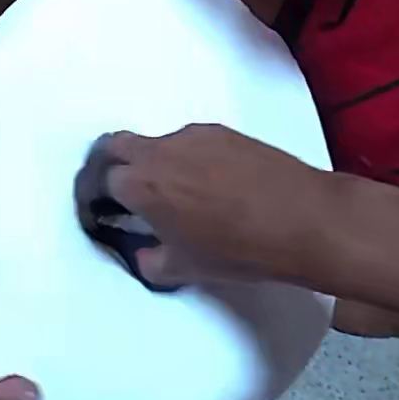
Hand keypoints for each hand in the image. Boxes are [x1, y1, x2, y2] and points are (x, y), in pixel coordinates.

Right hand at [89, 124, 337, 285]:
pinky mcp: (220, 131)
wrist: (303, 220)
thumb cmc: (238, 251)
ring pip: (155, 143)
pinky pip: (189, 142)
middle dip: (109, 166)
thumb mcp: (184, 269)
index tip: (102, 213)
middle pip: (115, 146)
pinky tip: (212, 182)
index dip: (96, 199)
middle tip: (122, 192)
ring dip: (152, 163)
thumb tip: (143, 251)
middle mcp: (158, 152)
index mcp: (140, 185)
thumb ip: (150, 259)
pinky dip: (186, 159)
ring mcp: (190, 136)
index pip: (98, 181)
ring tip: (179, 192)